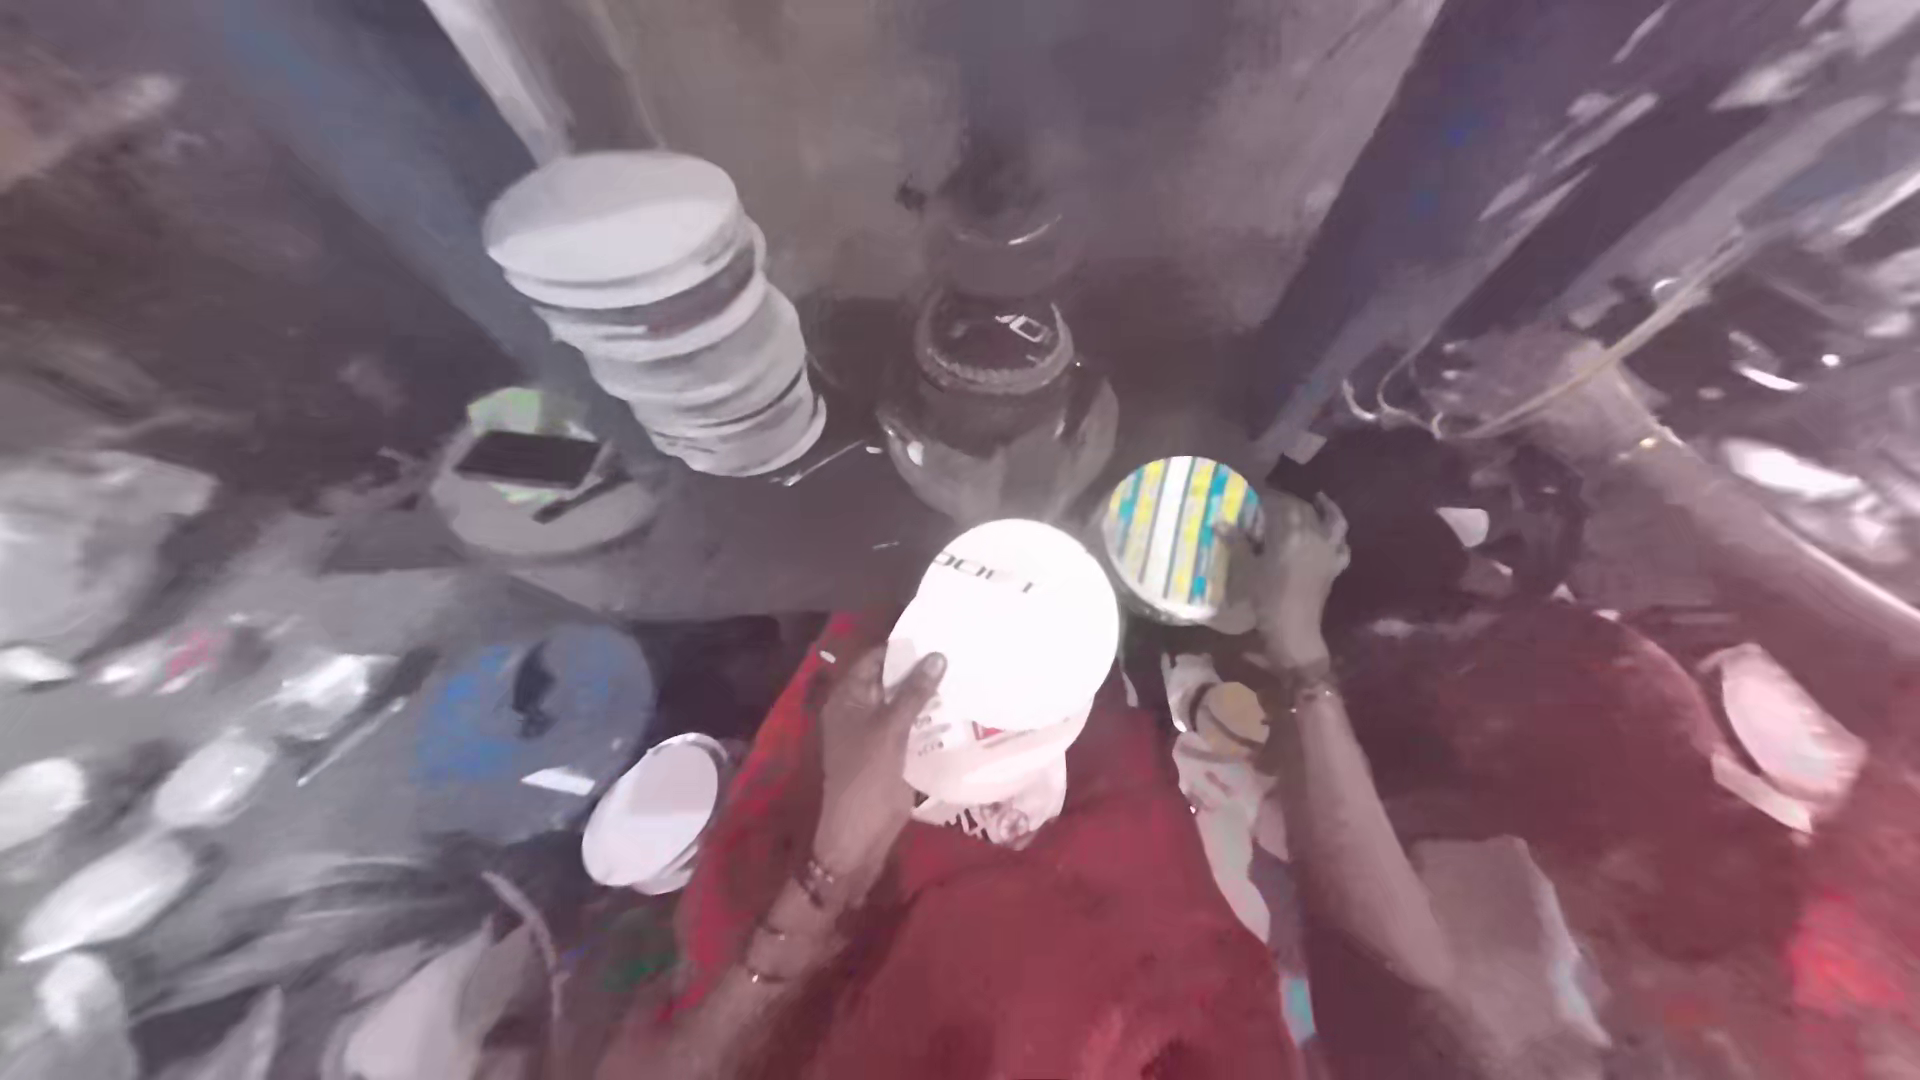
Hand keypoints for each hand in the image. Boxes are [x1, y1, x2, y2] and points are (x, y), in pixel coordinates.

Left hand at [812, 647, 944, 886]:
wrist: (859, 834)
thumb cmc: (867, 776)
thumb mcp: (891, 729)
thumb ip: (914, 692)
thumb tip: (938, 656)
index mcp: (847, 698)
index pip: (874, 660)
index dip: (901, 648)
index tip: (934, 635)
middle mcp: (858, 710)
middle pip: (889, 680)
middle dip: (918, 670)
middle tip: (955, 652)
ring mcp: (874, 731)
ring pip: (902, 702)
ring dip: (926, 693)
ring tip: (962, 675)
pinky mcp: (890, 750)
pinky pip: (910, 724)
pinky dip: (928, 716)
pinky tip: (956, 708)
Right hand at [1222, 491, 1350, 666]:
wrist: (1293, 629)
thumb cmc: (1265, 597)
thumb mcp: (1246, 567)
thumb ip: (1236, 542)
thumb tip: (1220, 521)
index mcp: (1290, 533)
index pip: (1280, 504)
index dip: (1267, 495)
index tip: (1253, 492)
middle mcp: (1314, 536)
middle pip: (1303, 509)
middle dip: (1288, 500)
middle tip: (1272, 499)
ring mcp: (1329, 551)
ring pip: (1331, 520)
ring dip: (1325, 508)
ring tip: (1317, 498)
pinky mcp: (1335, 567)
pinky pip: (1342, 545)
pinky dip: (1338, 535)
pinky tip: (1331, 533)